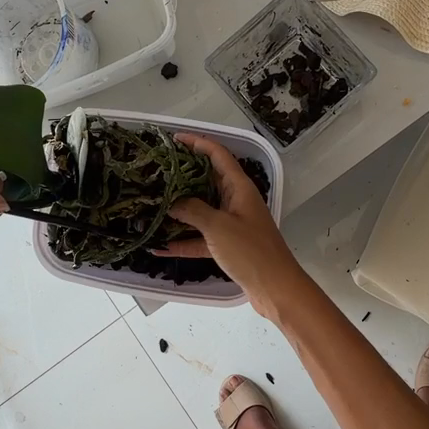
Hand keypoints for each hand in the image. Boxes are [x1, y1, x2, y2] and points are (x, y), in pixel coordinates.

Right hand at [157, 133, 310, 321]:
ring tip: (153, 204)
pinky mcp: (228, 246)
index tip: (173, 139)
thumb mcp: (218, 227)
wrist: (275, 288)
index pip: (218, 155)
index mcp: (240, 188)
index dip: (197, 143)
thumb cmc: (251, 251)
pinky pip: (201, 238)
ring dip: (179, 210)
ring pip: (201, 210)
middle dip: (182, 176)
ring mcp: (232, 224)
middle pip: (207, 181)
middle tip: (156, 172)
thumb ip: (192, 210)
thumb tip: (171, 202)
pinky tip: (160, 246)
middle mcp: (236, 201)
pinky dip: (183, 241)